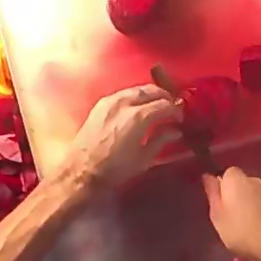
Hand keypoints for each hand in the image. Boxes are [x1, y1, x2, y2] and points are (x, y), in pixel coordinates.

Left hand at [53, 84, 181, 193]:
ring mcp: (110, 101)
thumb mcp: (143, 159)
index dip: (176, 110)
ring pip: (136, 89)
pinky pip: (123, 94)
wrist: (80, 171)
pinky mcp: (100, 104)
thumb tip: (175, 130)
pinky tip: (137, 108)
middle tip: (171, 109)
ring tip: (156, 107)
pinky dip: (134, 97)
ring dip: (149, 95)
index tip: (180, 118)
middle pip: (151, 90)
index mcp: (138, 117)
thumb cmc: (114, 170)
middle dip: (164, 97)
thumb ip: (161, 140)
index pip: (165, 104)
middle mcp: (124, 102)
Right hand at [202, 166, 260, 260]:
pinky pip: (260, 203)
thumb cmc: (238, 229)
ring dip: (245, 203)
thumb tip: (208, 176)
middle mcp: (253, 180)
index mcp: (236, 179)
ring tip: (240, 222)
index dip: (221, 186)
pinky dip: (255, 210)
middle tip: (227, 214)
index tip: (218, 202)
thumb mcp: (216, 214)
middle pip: (240, 183)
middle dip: (234, 194)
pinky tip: (253, 225)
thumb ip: (212, 193)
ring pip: (251, 193)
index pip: (226, 173)